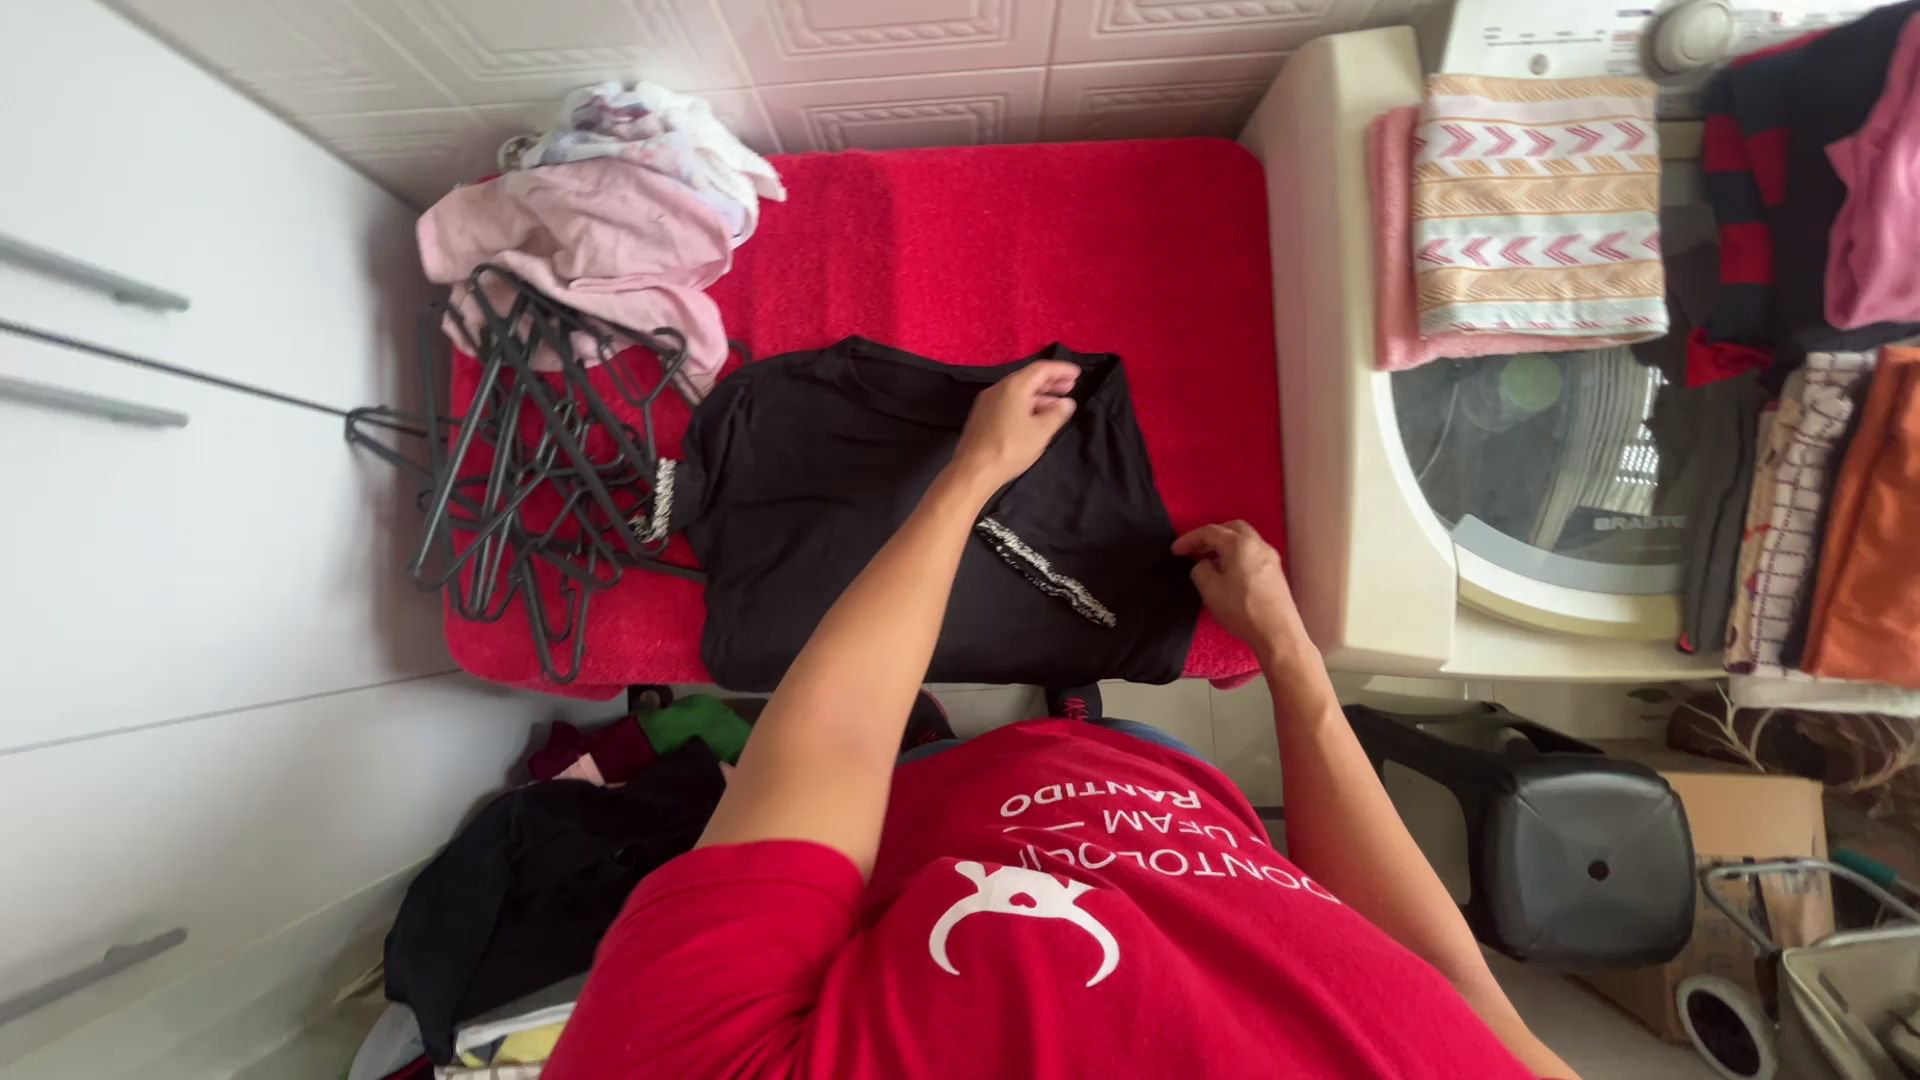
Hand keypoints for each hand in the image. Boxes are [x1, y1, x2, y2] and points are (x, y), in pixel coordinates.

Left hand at [951, 361, 1079, 491]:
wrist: (973, 470)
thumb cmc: (1010, 448)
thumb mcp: (1041, 432)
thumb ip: (1057, 414)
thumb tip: (1067, 402)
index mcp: (1013, 386)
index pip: (1041, 369)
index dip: (1061, 369)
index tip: (1077, 374)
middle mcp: (998, 388)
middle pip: (1028, 378)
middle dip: (1051, 382)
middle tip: (1070, 387)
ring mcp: (987, 402)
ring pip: (1017, 392)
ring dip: (1039, 396)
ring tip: (1057, 404)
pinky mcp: (982, 416)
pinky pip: (1008, 402)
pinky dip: (1025, 404)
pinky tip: (1035, 417)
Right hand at [1172, 521, 1312, 668]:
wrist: (1277, 633)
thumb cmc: (1241, 608)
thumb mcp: (1209, 589)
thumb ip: (1200, 569)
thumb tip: (1206, 564)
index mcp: (1240, 544)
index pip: (1210, 532)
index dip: (1189, 539)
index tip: (1174, 551)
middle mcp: (1258, 545)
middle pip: (1232, 529)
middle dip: (1211, 536)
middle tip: (1195, 549)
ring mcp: (1270, 558)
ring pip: (1244, 541)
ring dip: (1225, 546)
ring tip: (1209, 562)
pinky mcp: (1275, 572)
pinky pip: (1252, 554)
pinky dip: (1236, 555)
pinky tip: (1228, 573)